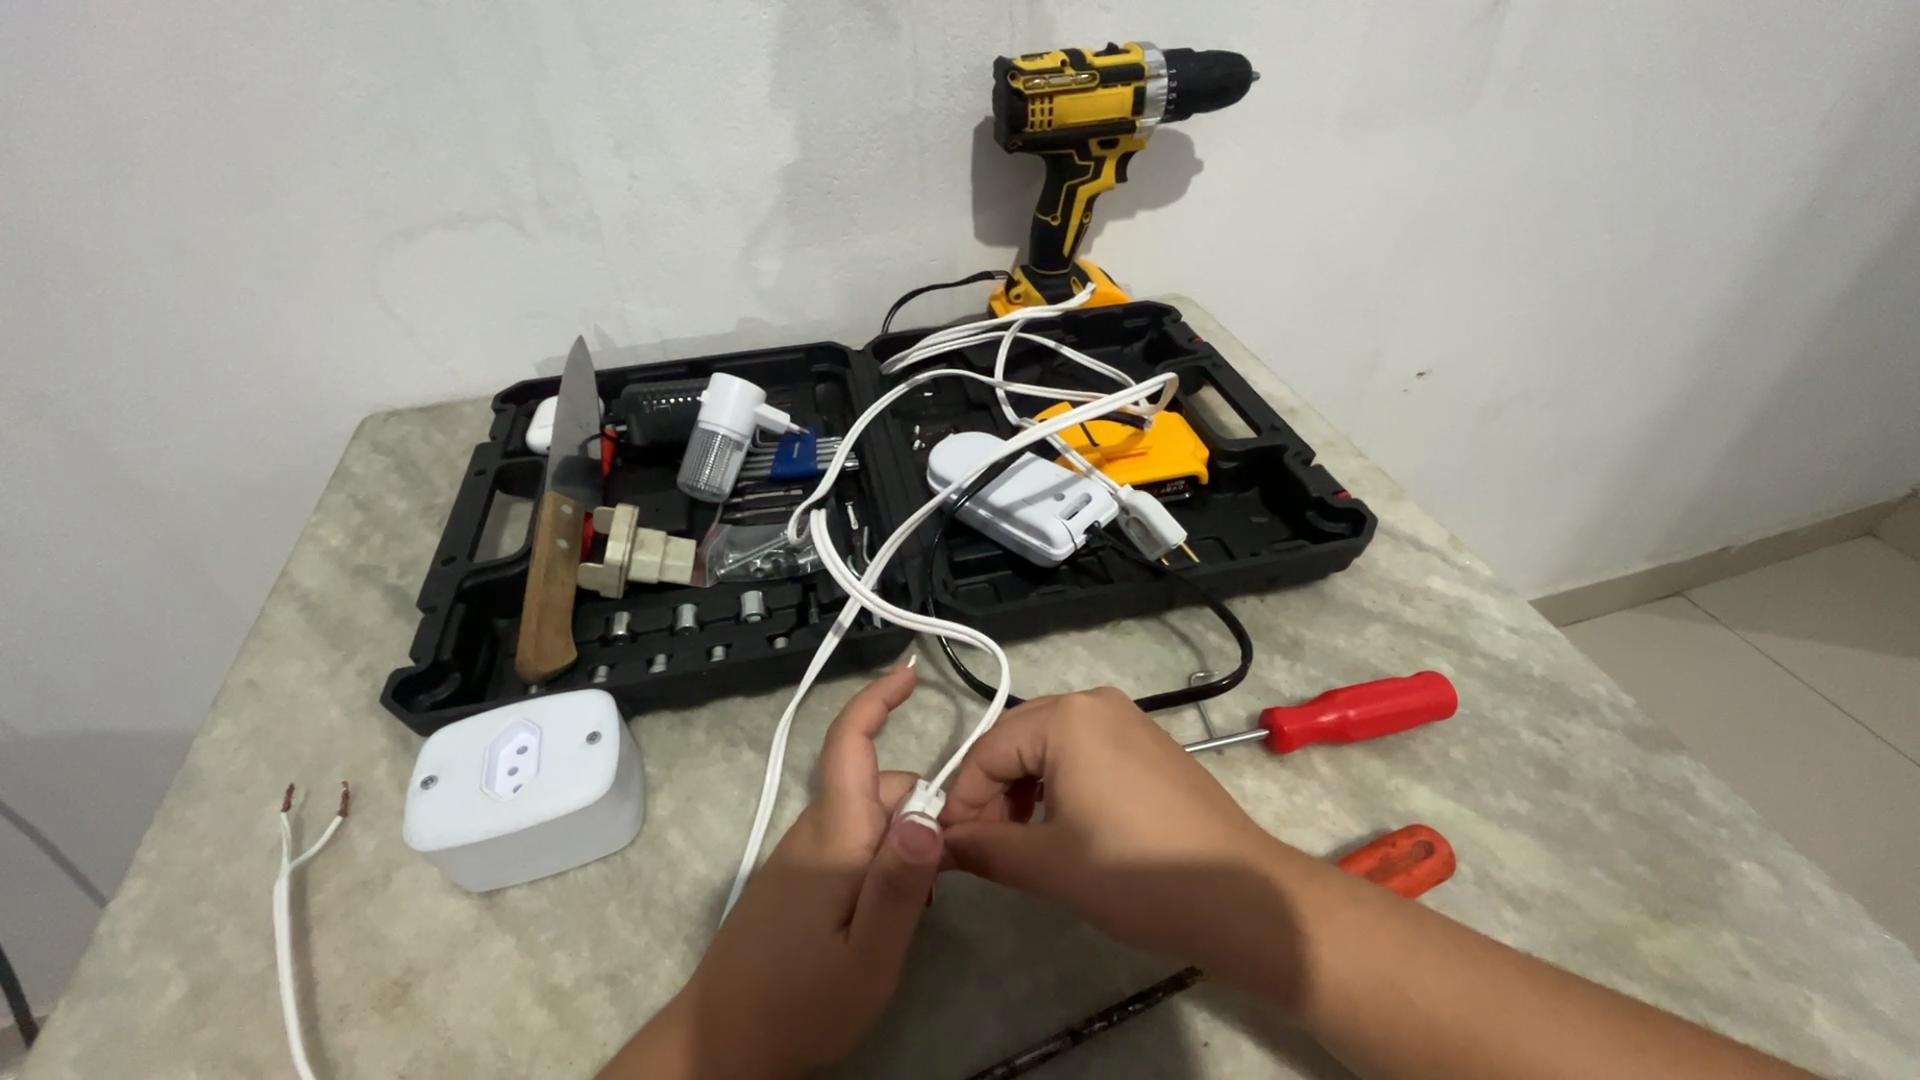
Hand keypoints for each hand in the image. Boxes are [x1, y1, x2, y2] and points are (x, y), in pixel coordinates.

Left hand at [602, 662, 942, 1078]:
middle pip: (880, 790)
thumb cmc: (800, 1003)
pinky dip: (880, 865)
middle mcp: (813, 833)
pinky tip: (882, 918)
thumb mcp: (870, 954)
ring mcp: (800, 857)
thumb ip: (901, 881)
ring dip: (902, 847)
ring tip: (913, 912)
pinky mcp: (795, 881)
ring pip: (869, 823)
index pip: (850, 745)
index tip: (910, 671)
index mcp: (833, 837)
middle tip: (945, 878)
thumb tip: (929, 811)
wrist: (719, 1048)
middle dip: (921, 813)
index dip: (877, 700)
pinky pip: (851, 849)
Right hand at [939, 687, 1305, 991]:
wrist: (1242, 897)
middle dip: (991, 791)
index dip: (961, 801)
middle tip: (982, 844)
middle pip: (1016, 739)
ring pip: (1049, 744)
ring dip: (1023, 787)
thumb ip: (983, 848)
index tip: (950, 847)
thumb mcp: (1048, 864)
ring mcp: (1127, 719)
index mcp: (1066, 718)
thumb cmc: (1136, 875)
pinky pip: (1084, 750)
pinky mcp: (1149, 742)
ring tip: (1021, 840)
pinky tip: (1063, 825)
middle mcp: (1095, 702)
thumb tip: (940, 844)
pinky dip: (1059, 782)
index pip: (987, 751)